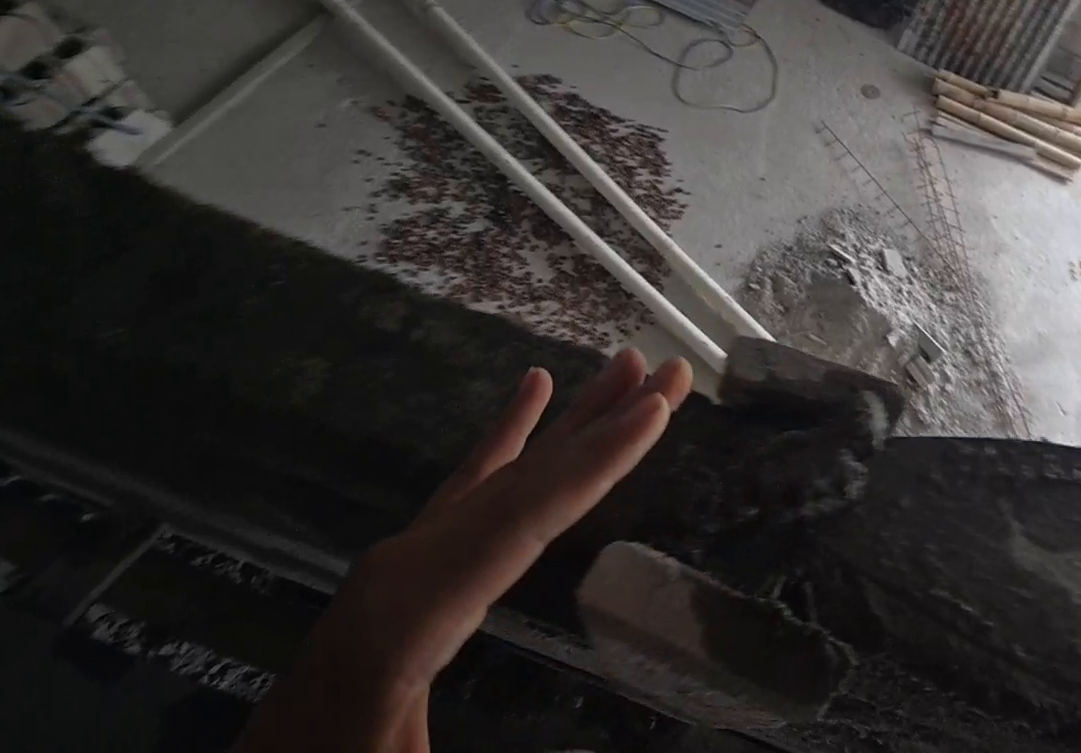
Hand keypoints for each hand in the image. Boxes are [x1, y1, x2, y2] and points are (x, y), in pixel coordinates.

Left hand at [234, 349, 692, 751]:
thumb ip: (503, 742)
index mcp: (413, 613)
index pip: (526, 518)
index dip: (598, 463)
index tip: (657, 412)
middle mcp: (412, 564)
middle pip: (527, 477)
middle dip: (606, 419)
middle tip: (670, 371)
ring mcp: (409, 557)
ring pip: (506, 472)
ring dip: (574, 417)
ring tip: (628, 365)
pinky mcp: (412, 563)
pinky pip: (470, 483)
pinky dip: (508, 432)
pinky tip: (534, 387)